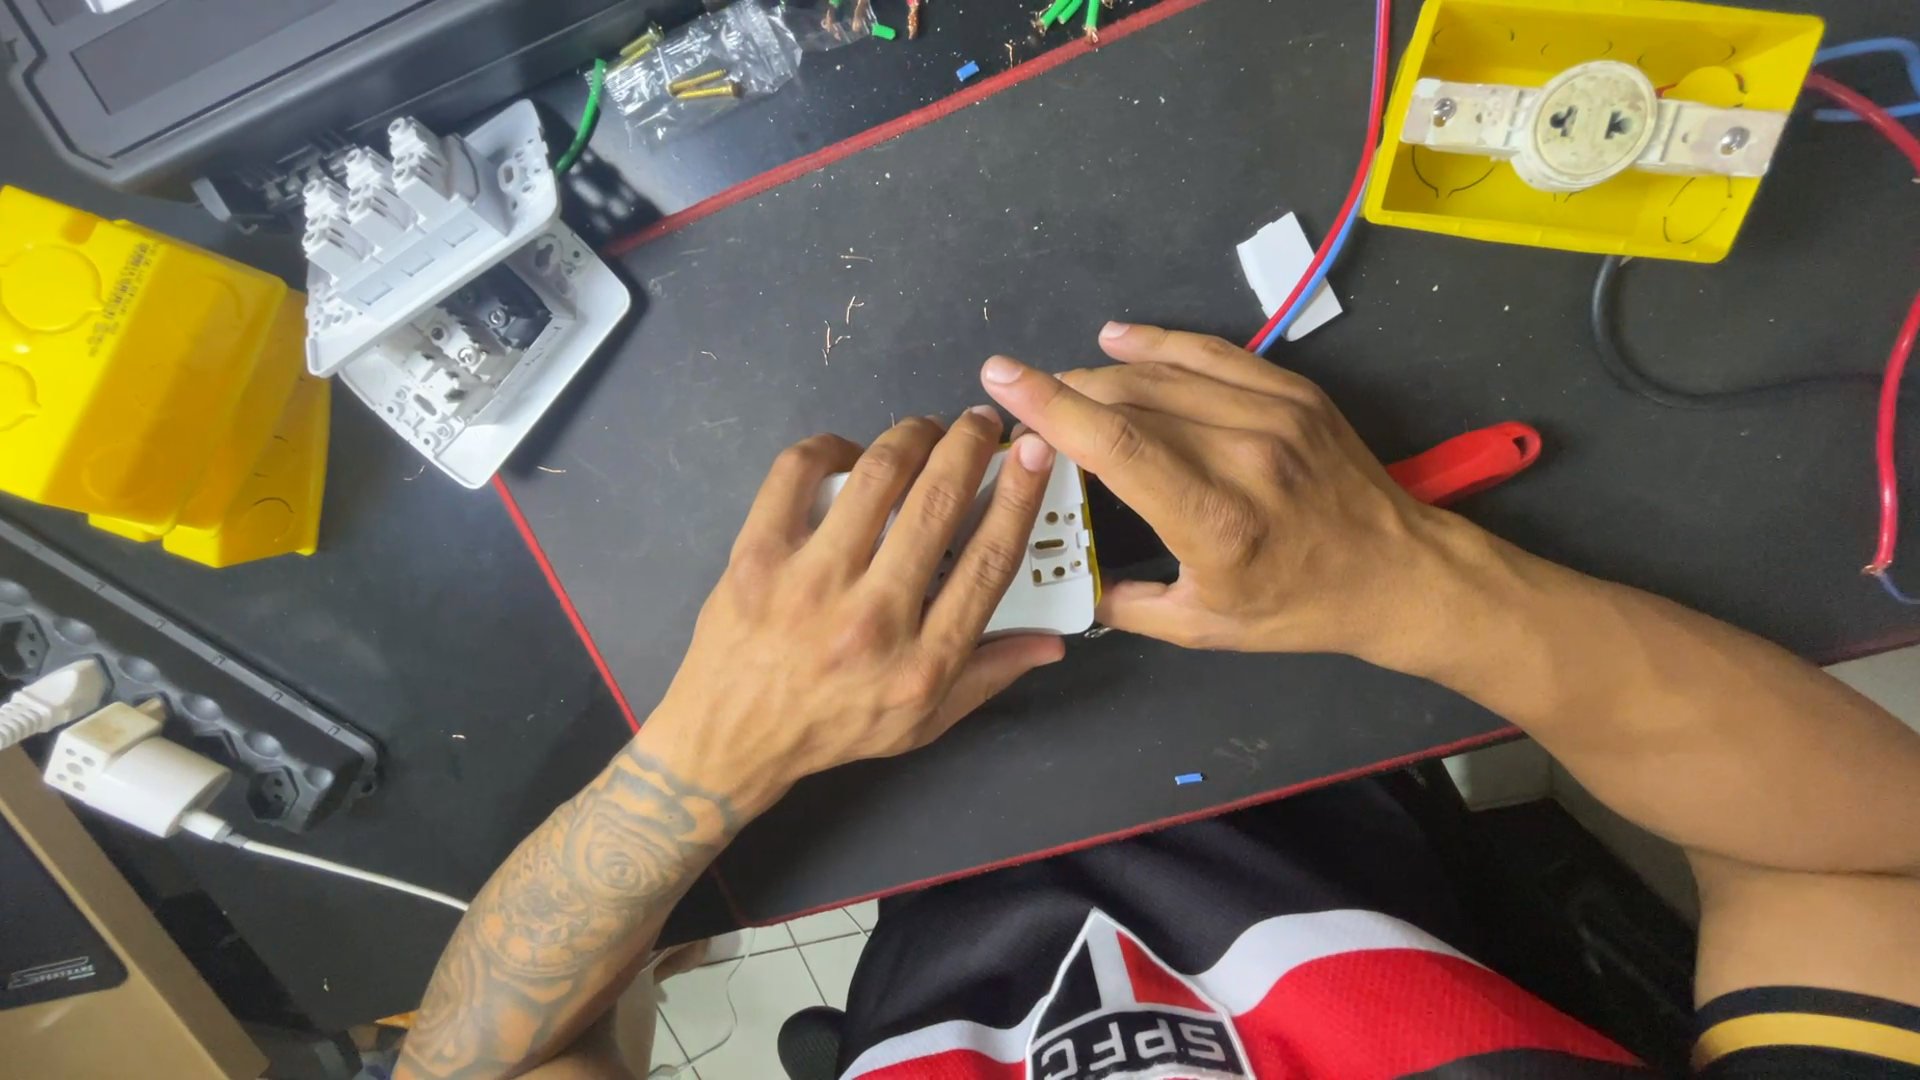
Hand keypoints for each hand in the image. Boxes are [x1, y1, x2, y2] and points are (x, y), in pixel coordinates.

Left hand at [644, 411, 1065, 813]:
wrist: (733, 738)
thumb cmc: (837, 727)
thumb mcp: (924, 722)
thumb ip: (989, 676)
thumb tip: (1053, 641)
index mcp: (923, 659)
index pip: (988, 561)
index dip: (1019, 496)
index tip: (1032, 450)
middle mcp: (873, 616)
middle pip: (937, 503)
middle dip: (968, 443)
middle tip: (978, 421)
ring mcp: (810, 581)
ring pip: (876, 477)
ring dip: (910, 436)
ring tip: (924, 430)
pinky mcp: (757, 555)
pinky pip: (798, 472)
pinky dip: (830, 446)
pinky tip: (850, 453)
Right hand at [980, 322, 1470, 659]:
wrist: (1400, 574)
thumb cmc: (1298, 608)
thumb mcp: (1204, 628)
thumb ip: (1126, 605)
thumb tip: (1071, 582)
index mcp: (1215, 520)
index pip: (1118, 445)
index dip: (1053, 406)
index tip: (1002, 379)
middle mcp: (1243, 453)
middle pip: (1132, 398)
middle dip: (1066, 392)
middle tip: (1025, 400)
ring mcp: (1274, 413)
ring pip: (1164, 372)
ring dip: (1101, 372)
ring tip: (1061, 381)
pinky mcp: (1292, 392)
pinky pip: (1211, 352)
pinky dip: (1156, 342)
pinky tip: (1116, 338)